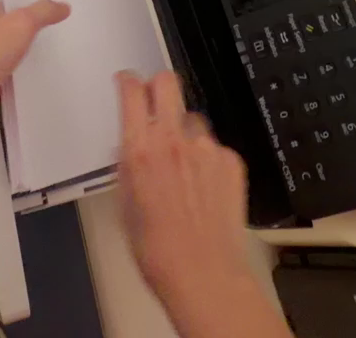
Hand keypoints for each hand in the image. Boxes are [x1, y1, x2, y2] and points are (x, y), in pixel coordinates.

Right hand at [116, 71, 279, 336]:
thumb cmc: (157, 248)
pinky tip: (204, 184)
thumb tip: (129, 146)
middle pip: (167, 82)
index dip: (127, 81)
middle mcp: (173, 139)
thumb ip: (127, 164)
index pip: (132, 90)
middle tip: (155, 100)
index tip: (127, 81)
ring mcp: (205, 147)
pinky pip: (215, 145)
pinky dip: (208, 157)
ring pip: (192, 117)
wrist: (202, 274)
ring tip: (184, 163)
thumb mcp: (124, 203)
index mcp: (140, 148)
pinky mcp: (230, 159)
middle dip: (158, 86)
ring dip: (185, 130)